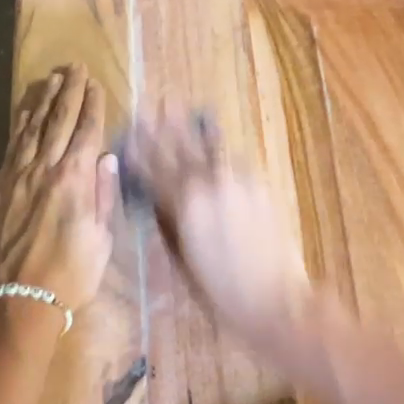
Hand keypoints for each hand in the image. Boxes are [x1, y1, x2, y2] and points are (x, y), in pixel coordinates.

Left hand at [0, 66, 119, 317]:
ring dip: (44, 99)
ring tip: (52, 78)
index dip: (93, 105)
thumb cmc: (71, 274)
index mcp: (76, 180)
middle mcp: (45, 169)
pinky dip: (20, 123)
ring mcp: (18, 175)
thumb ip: (104, 195)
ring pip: (32, 127)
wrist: (19, 299)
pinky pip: (12, 145)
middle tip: (76, 68)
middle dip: (70, 92)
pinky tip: (26, 110)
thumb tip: (107, 158)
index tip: (96, 84)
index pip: (87, 131)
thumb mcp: (102, 238)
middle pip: (59, 120)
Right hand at [128, 111, 312, 356]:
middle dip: (162, 128)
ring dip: (189, 128)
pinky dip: (216, 148)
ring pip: (207, 148)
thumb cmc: (221, 292)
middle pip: (179, 149)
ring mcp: (237, 182)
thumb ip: (170, 223)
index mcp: (185, 206)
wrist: (275, 298)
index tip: (128, 132)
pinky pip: (231, 160)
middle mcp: (209, 185)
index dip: (140, 151)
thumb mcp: (183, 261)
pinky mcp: (259, 185)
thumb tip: (158, 200)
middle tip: (150, 105)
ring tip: (176, 107)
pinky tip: (210, 135)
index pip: (155, 169)